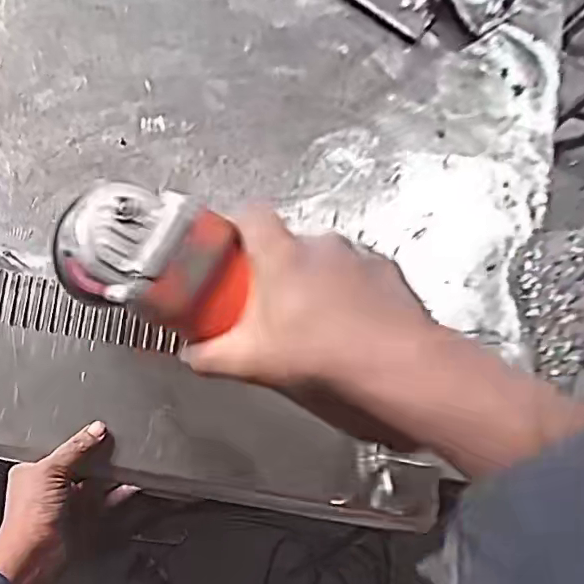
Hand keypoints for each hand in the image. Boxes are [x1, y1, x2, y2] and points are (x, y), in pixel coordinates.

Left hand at [0, 421, 138, 583]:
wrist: (34, 557)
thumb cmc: (28, 517)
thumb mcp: (50, 470)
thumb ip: (75, 449)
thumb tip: (94, 430)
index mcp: (31, 472)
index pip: (57, 450)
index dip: (76, 441)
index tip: (97, 430)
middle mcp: (48, 488)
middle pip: (78, 466)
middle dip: (97, 457)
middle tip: (117, 443)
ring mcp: (66, 505)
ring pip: (94, 484)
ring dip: (111, 475)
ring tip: (129, 461)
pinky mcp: (82, 521)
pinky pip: (104, 503)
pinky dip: (118, 494)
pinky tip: (130, 485)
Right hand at [180, 207, 445, 446]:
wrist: (393, 368)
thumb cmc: (317, 356)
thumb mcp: (245, 362)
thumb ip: (207, 356)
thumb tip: (190, 354)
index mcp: (282, 256)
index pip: (250, 216)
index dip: (233, 225)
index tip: (224, 246)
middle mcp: (321, 245)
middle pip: (284, 244)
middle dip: (268, 270)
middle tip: (257, 305)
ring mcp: (358, 257)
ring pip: (319, 261)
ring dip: (305, 284)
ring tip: (300, 324)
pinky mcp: (386, 274)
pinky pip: (352, 276)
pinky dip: (339, 296)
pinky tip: (335, 328)